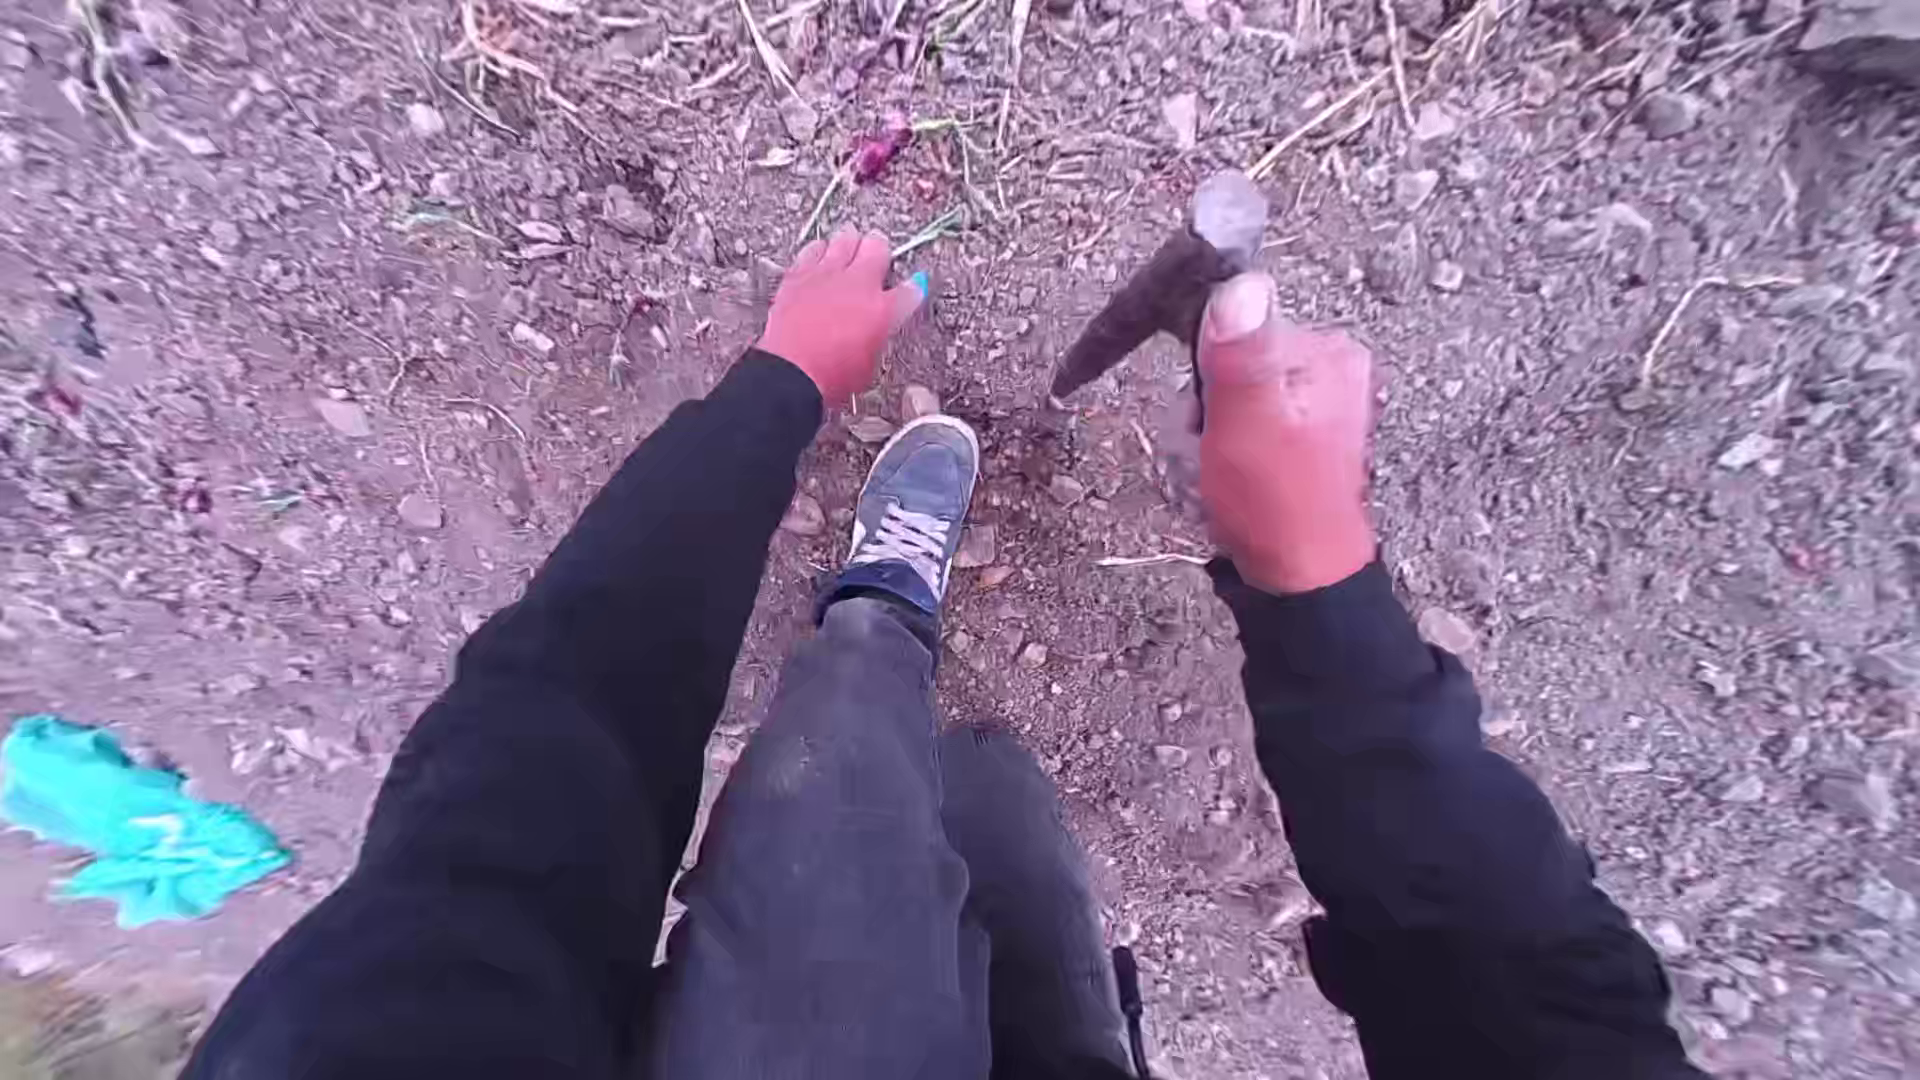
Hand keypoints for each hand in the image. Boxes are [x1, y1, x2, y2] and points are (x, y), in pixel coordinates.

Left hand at [758, 226, 925, 403]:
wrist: (793, 373)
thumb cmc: (831, 376)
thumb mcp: (869, 364)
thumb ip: (877, 336)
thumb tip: (876, 329)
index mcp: (884, 310)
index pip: (910, 289)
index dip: (914, 288)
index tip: (911, 289)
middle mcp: (859, 284)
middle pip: (878, 247)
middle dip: (880, 252)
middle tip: (877, 261)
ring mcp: (828, 275)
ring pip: (846, 238)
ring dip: (851, 244)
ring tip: (850, 252)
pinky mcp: (800, 274)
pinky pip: (813, 249)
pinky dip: (820, 251)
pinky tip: (821, 258)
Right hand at [1198, 272, 1376, 593]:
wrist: (1295, 573)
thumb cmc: (1273, 504)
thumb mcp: (1249, 425)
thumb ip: (1241, 356)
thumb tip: (1238, 285)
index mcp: (1325, 354)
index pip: (1236, 330)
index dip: (1204, 375)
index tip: (1205, 417)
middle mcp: (1325, 368)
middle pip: (1228, 364)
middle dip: (1202, 411)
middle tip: (1210, 452)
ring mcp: (1311, 402)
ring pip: (1226, 395)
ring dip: (1204, 434)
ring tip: (1215, 471)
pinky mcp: (1296, 431)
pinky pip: (1238, 420)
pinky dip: (1219, 446)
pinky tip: (1224, 476)